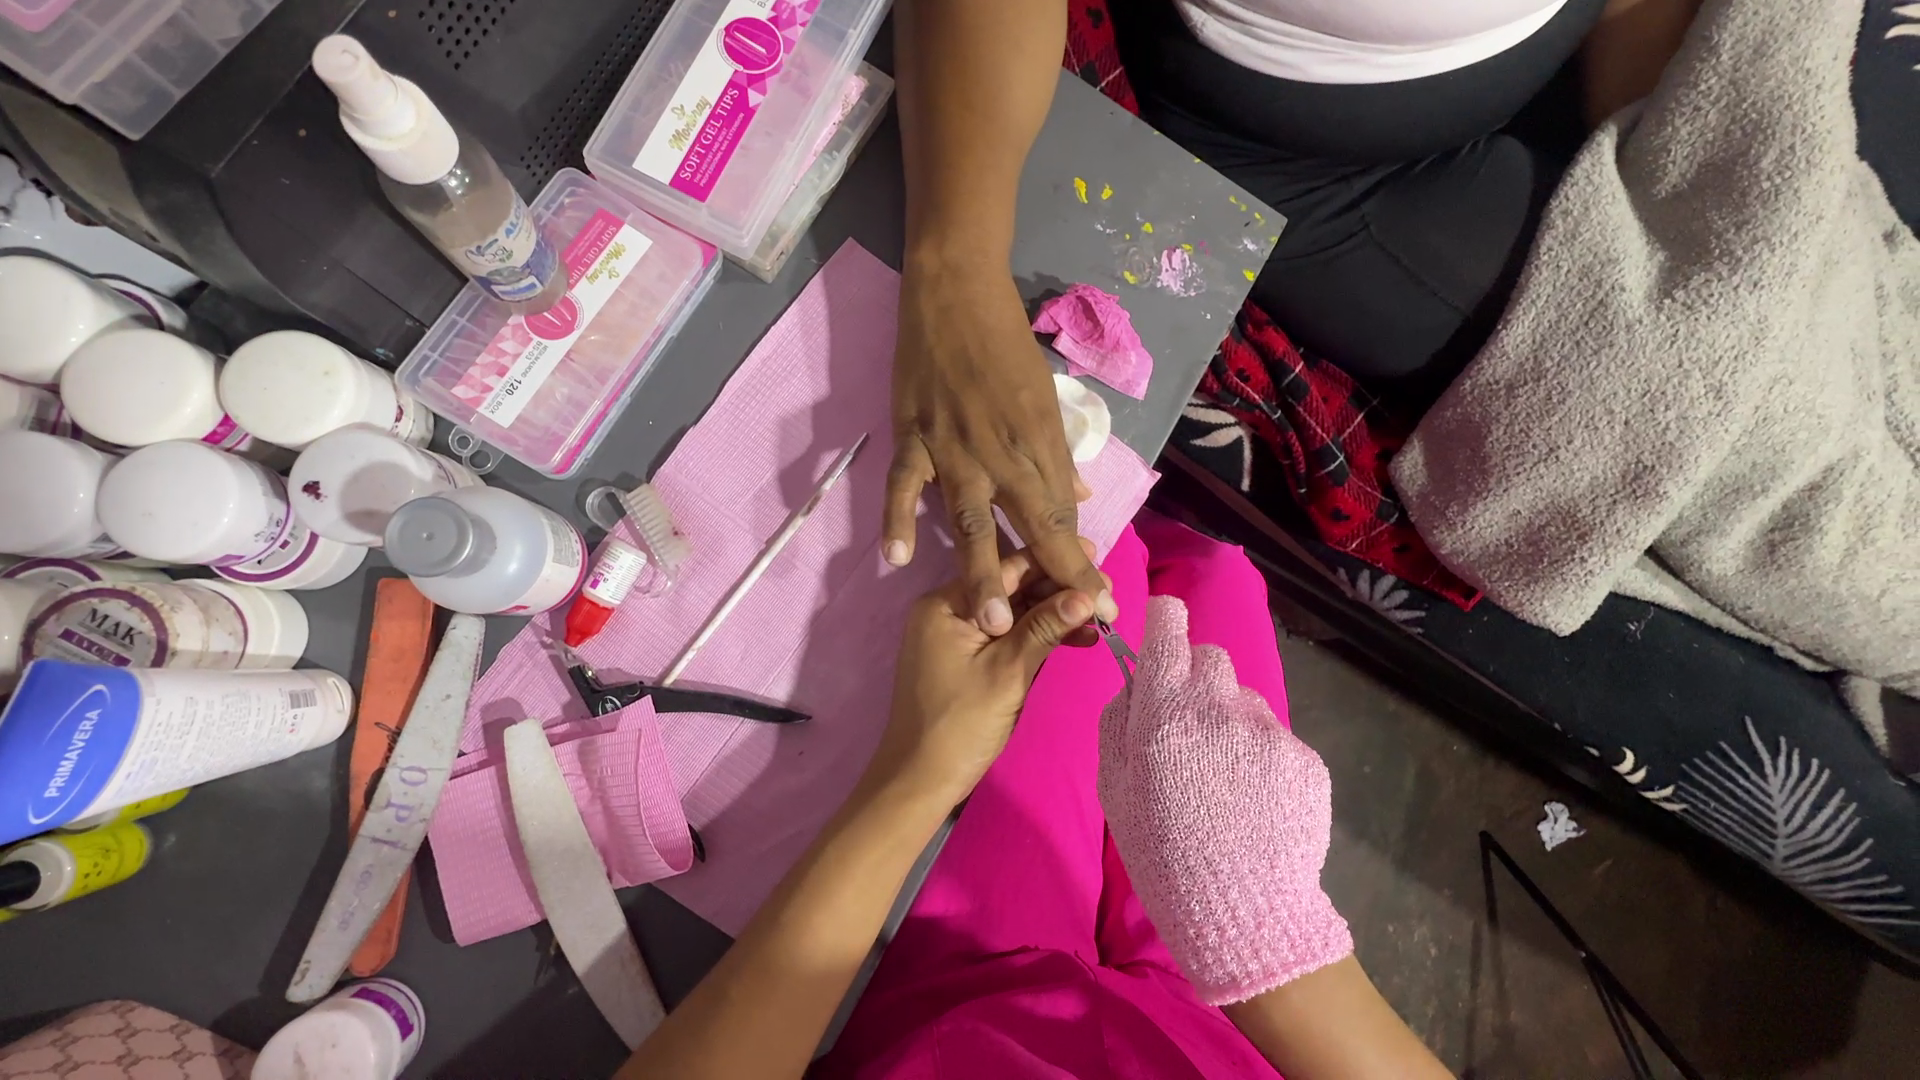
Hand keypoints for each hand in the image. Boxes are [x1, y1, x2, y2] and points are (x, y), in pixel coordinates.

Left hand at [872, 541, 1109, 806]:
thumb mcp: (1007, 672)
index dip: (1053, 564)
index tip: (1096, 558)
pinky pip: (1008, 635)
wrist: (921, 779)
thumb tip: (1086, 593)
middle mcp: (949, 609)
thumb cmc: (960, 724)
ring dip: (1055, 615)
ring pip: (1014, 612)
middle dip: (1059, 591)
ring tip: (1102, 616)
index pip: (1007, 569)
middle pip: (1012, 588)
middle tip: (1108, 592)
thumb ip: (1045, 628)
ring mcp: (958, 634)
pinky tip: (1078, 638)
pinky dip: (1039, 637)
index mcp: (946, 603)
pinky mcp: (968, 657)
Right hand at [885, 260, 1116, 636]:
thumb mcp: (1045, 396)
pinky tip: (897, 559)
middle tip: (1069, 631)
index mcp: (1038, 443)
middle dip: (1054, 580)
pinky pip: (902, 485)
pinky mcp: (911, 437)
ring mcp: (953, 449)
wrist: (956, 292)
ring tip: (991, 622)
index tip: (1102, 604)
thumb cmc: (1006, 343)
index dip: (1082, 561)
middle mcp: (1001, 454)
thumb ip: (1056, 453)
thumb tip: (1076, 497)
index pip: (1063, 514)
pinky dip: (897, 520)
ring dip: (982, 571)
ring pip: (970, 519)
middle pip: (1030, 525)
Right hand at [1098, 596, 1353, 1005]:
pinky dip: (1260, 753)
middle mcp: (1220, 705)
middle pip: (1210, 657)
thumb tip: (1136, 681)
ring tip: (1224, 777)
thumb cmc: (1161, 850)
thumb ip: (1118, 720)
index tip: (1163, 625)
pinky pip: (1273, 735)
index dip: (1164, 619)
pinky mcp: (1305, 756)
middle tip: (1187, 728)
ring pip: (1242, 697)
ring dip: (1228, 718)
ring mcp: (1268, 730)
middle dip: (1195, 679)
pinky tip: (1254, 798)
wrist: (1243, 913)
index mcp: (1166, 710)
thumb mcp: (1114, 786)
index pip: (1169, 627)